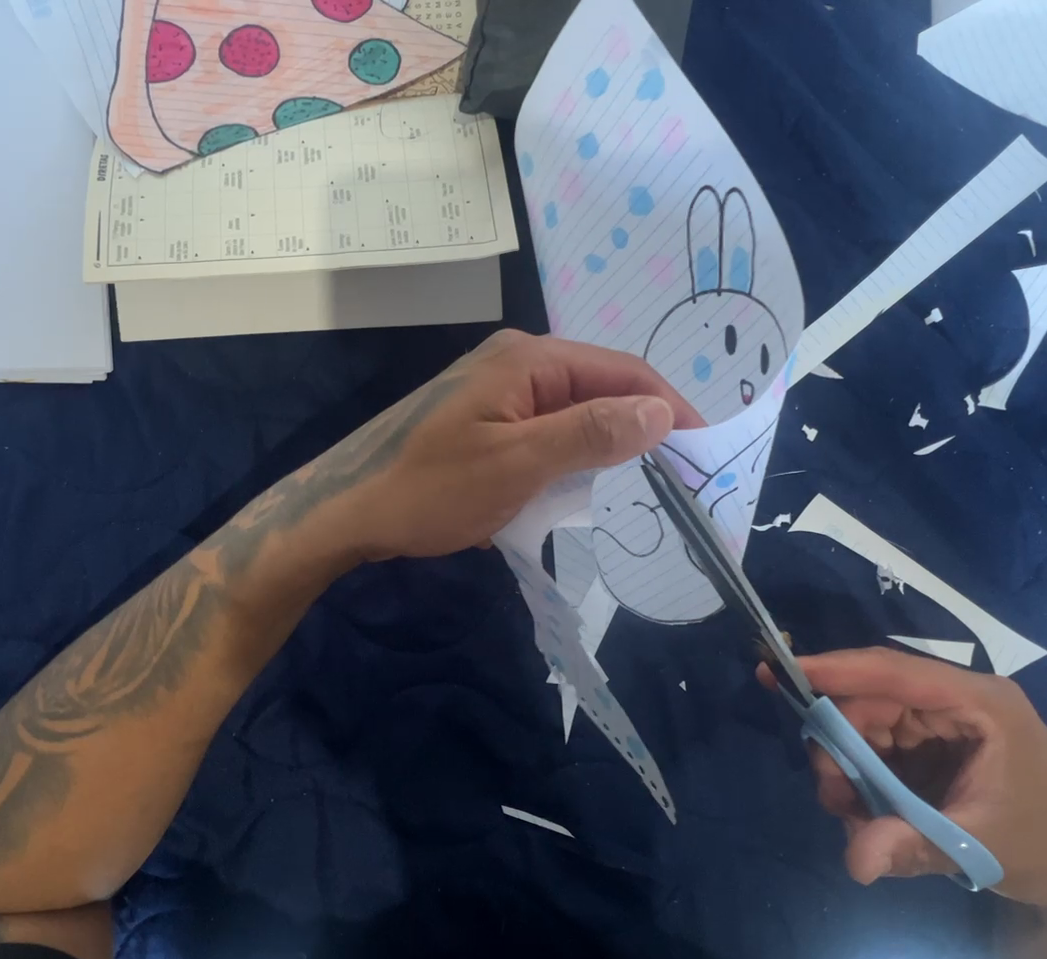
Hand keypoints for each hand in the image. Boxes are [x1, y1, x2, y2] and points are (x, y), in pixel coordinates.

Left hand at [306, 330, 701, 562]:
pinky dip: (560, 459)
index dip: (666, 407)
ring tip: (624, 488)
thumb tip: (660, 410)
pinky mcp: (477, 420)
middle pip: (595, 389)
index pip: (620, 371)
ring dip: (595, 449)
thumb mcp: (518, 465)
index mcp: (527, 360)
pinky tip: (566, 490)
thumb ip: (590, 433)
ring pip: (568, 414)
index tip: (701, 449)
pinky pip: (538, 432)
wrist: (345, 511)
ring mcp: (491, 391)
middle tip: (671, 476)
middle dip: (633, 430)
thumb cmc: (429, 489)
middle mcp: (513, 363)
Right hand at [762, 648, 1046, 909]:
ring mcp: (942, 725)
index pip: (894, 671)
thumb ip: (912, 845)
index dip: (836, 670)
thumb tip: (854, 861)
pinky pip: (878, 750)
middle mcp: (955, 703)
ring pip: (867, 727)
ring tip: (849, 813)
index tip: (781, 669)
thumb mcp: (981, 846)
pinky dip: (863, 780)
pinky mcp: (932, 748)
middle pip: (871, 701)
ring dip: (848, 767)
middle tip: (829, 790)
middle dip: (839, 743)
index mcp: (980, 703)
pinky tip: (866, 815)